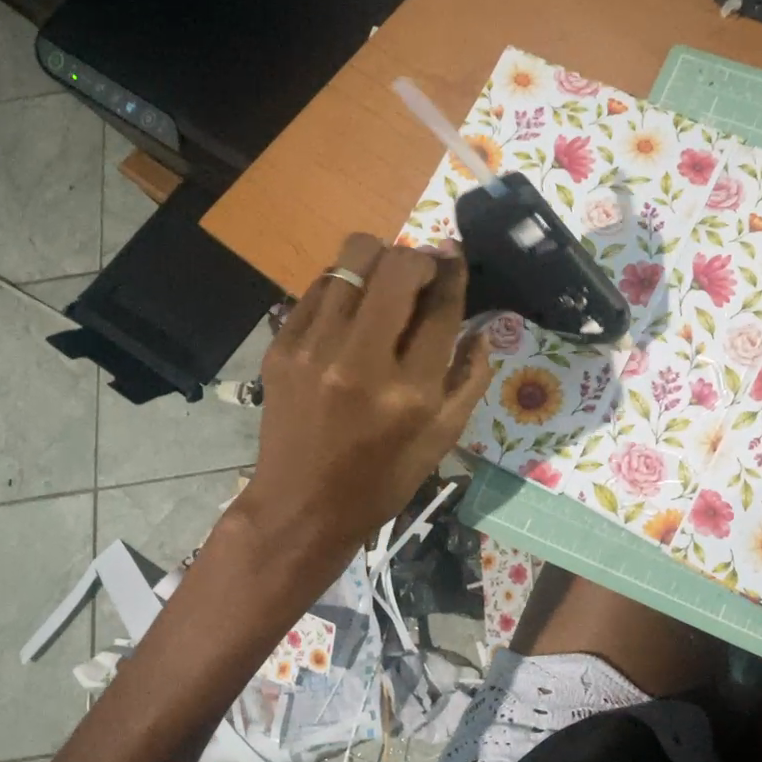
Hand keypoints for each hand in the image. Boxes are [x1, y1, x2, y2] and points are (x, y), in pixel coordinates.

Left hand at [237, 233, 492, 560]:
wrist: (301, 507)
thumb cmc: (383, 479)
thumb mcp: (442, 439)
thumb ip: (469, 379)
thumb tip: (480, 328)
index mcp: (411, 392)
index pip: (440, 308)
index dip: (453, 272)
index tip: (455, 255)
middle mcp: (362, 362)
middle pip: (396, 268)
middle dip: (417, 258)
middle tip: (422, 272)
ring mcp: (314, 350)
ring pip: (351, 262)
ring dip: (377, 263)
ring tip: (384, 286)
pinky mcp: (281, 347)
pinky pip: (318, 288)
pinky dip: (343, 287)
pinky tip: (350, 310)